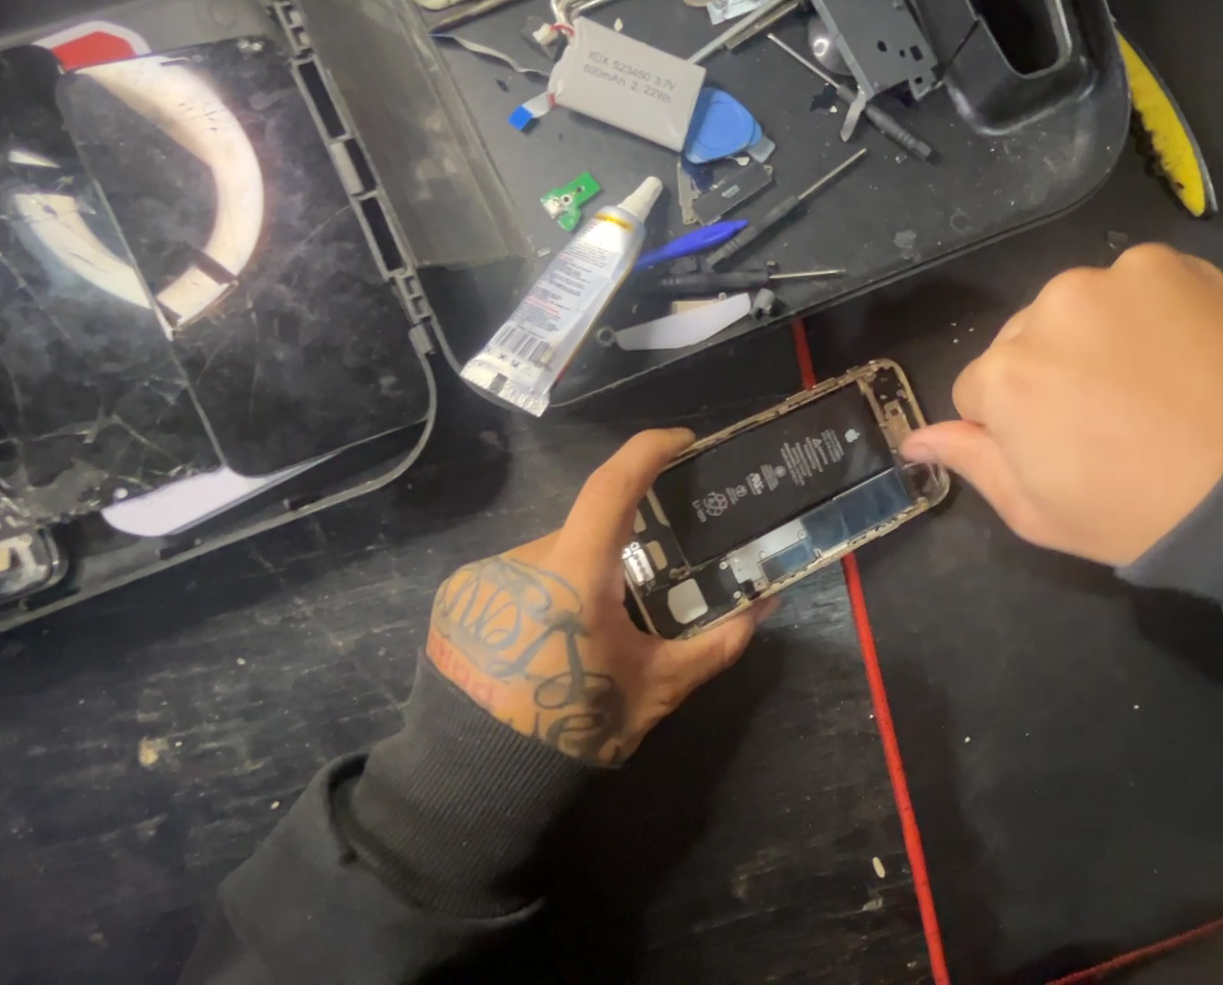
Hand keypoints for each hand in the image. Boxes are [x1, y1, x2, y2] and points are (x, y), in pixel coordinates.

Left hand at [425, 429, 767, 765]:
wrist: (476, 781)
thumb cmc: (576, 728)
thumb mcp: (658, 688)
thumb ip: (716, 643)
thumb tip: (765, 606)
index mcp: (573, 577)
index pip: (612, 489)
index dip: (647, 452)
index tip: (681, 441)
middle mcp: (521, 562)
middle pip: (586, 529)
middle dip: (620, 545)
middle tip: (644, 589)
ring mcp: (482, 578)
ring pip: (552, 554)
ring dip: (581, 573)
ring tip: (596, 628)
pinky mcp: (458, 597)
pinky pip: (518, 576)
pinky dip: (546, 591)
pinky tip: (552, 637)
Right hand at [901, 245, 1222, 566]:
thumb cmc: (1139, 510)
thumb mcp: (1038, 510)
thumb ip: (971, 461)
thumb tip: (914, 436)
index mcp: (1006, 375)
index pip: (976, 389)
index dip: (1011, 423)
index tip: (1058, 446)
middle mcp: (1047, 311)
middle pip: (1020, 342)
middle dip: (1044, 373)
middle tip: (1104, 417)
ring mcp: (1112, 279)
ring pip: (1070, 310)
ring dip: (1088, 338)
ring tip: (1145, 384)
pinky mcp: (1169, 261)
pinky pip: (1129, 287)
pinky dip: (1140, 314)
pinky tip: (1176, 354)